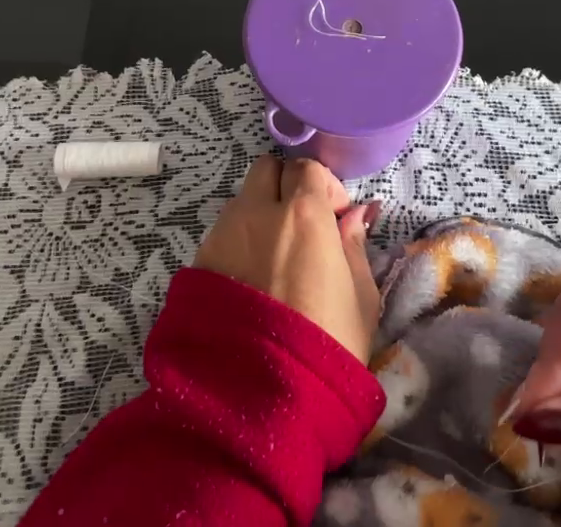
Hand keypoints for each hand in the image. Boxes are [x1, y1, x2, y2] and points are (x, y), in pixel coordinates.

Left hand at [193, 154, 382, 361]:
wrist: (264, 393)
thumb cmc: (327, 342)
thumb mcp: (361, 296)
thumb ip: (354, 245)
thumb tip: (354, 216)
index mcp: (302, 214)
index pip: (307, 168)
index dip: (324, 186)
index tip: (334, 216)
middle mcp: (257, 211)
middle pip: (267, 169)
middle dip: (286, 185)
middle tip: (303, 222)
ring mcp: (223, 233)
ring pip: (243, 200)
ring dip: (261, 212)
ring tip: (275, 256)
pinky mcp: (199, 260)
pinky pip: (224, 231)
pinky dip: (240, 239)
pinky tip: (252, 278)